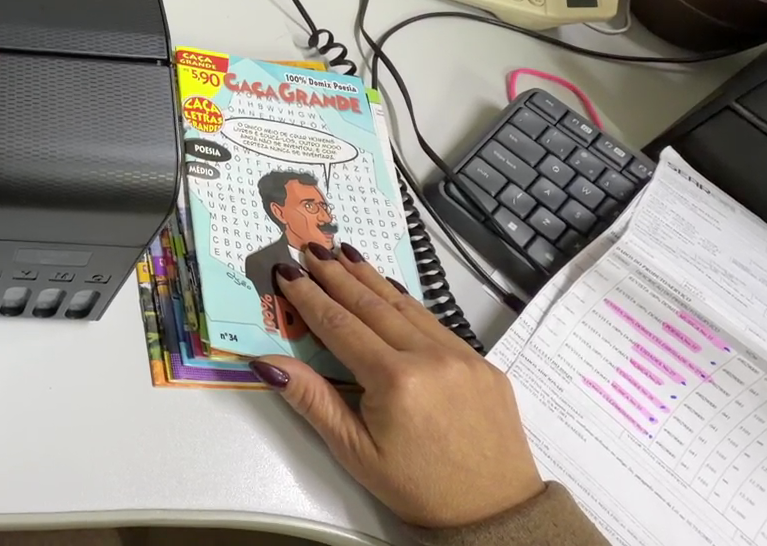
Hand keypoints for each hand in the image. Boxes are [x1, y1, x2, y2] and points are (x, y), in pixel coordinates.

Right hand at [250, 244, 542, 528]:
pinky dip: (405, 300)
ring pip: (404, 305)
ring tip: (343, 252)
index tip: (286, 270)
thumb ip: (312, 399)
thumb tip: (267, 363)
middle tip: (310, 248)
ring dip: (369, 277)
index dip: (309, 295)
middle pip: (370, 304)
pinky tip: (389, 286)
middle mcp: (430, 358)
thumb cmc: (418, 488)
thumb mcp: (354, 451)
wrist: (498, 518)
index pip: (339, 325)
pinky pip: (435, 322)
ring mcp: (462, 357)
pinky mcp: (483, 364)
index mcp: (395, 381)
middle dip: (335, 274)